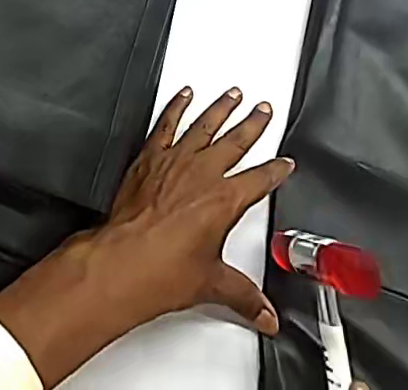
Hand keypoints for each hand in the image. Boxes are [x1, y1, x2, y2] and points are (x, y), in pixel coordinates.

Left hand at [0, 87, 293, 386]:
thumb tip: (263, 313)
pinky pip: (167, 124)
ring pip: (205, 125)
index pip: (259, 180)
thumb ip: (243, 296)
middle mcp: (202, 174)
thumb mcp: (211, 284)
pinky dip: (176, 106)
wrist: (123, 260)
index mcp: (223, 201)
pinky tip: (184, 95)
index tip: (284, 162)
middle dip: (254, 124)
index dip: (275, 171)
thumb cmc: (162, 269)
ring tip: (233, 94)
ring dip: (221, 107)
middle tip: (264, 109)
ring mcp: (176, 161)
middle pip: (236, 141)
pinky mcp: (151, 156)